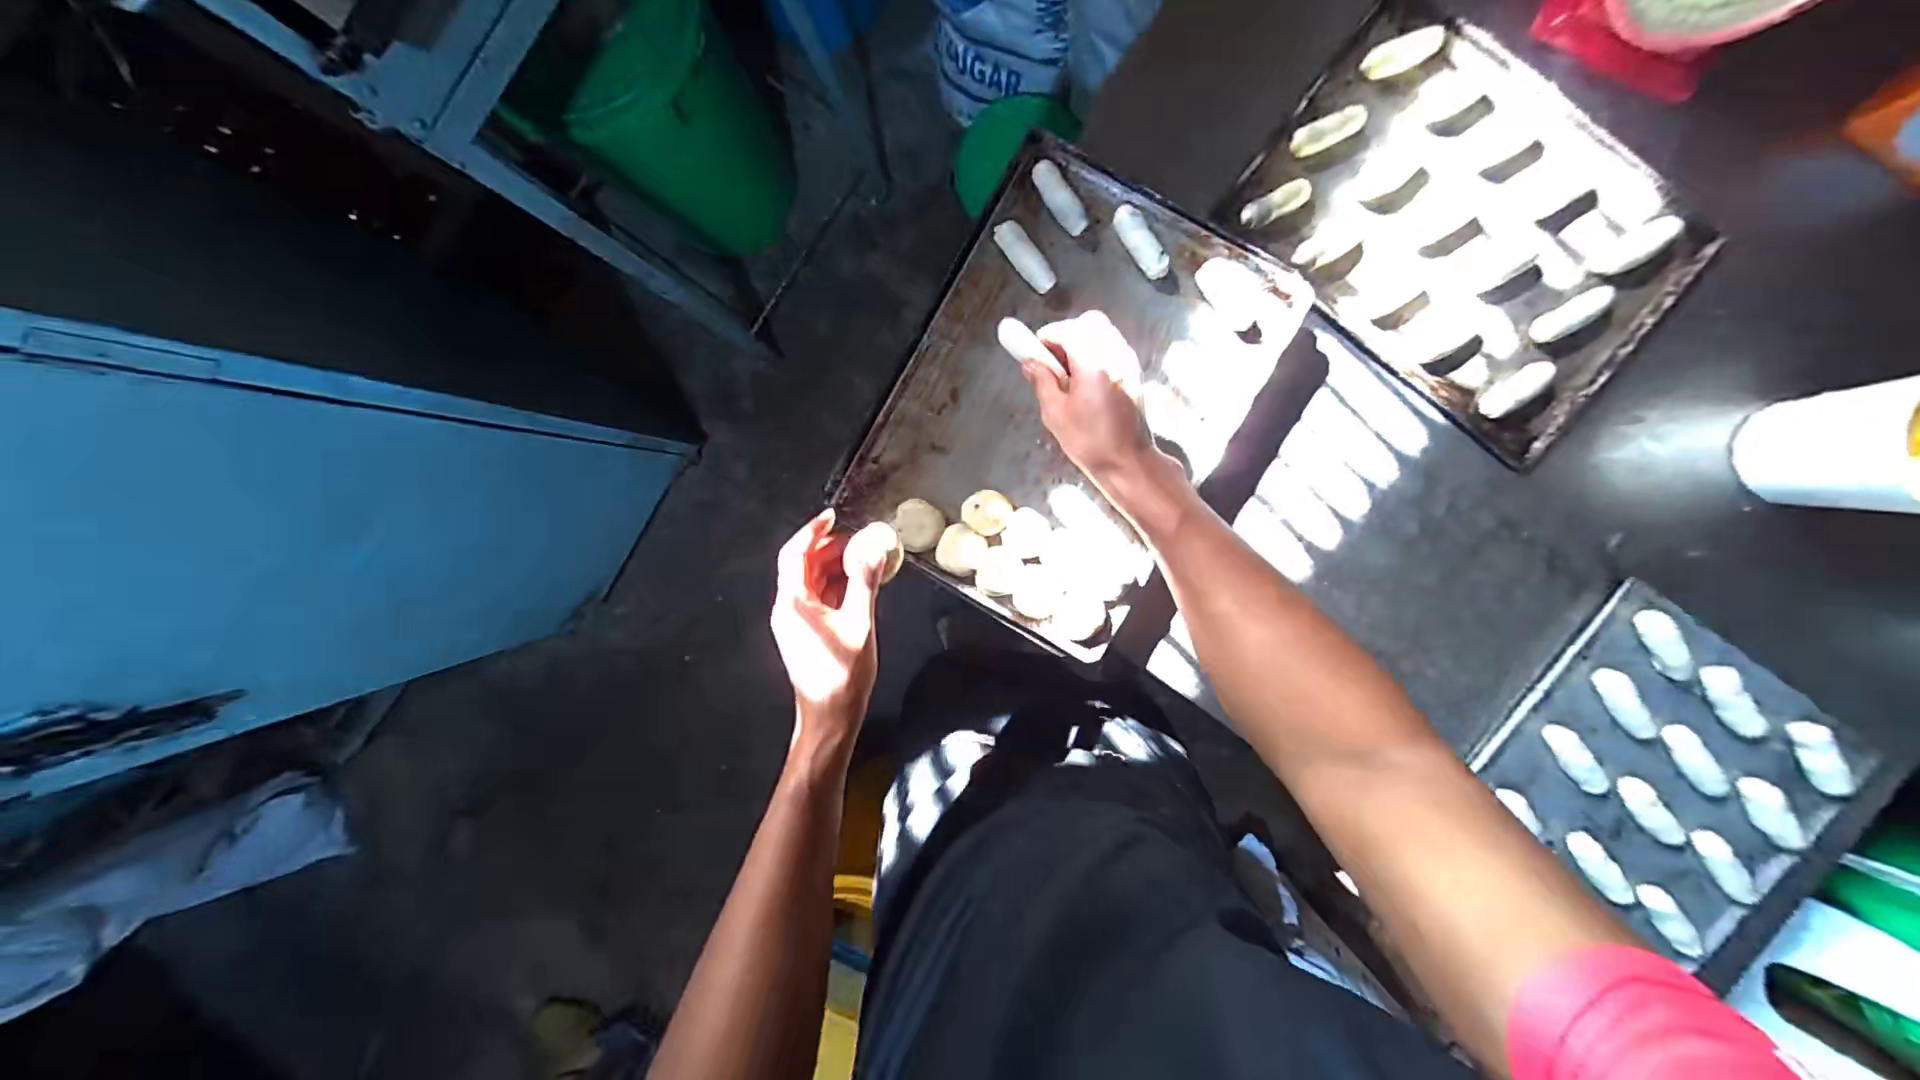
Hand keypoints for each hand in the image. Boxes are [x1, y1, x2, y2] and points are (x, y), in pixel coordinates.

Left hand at [770, 509, 882, 748]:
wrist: (830, 716)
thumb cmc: (842, 676)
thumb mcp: (860, 624)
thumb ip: (865, 583)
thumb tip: (873, 551)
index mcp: (794, 603)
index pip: (795, 554)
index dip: (813, 531)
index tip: (832, 516)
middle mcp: (788, 609)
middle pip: (802, 565)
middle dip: (828, 547)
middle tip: (856, 538)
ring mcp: (795, 622)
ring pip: (810, 581)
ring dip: (833, 566)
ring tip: (860, 557)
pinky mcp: (804, 632)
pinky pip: (816, 598)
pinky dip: (834, 585)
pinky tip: (856, 583)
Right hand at [1020, 310, 1177, 490]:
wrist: (1128, 462)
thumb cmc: (1092, 443)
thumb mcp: (1055, 413)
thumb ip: (1041, 381)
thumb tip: (1030, 363)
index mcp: (1093, 362)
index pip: (1066, 330)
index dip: (1045, 338)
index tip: (1032, 352)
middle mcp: (1115, 355)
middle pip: (1088, 323)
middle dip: (1065, 335)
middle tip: (1049, 360)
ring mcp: (1128, 362)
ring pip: (1102, 332)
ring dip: (1080, 343)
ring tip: (1065, 372)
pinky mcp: (1133, 372)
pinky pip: (1111, 347)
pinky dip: (1094, 353)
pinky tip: (1083, 379)